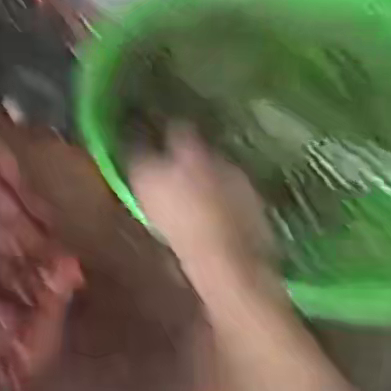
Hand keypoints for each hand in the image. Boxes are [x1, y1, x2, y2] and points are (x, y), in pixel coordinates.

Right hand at [130, 125, 274, 294]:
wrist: (228, 265)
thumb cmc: (177, 217)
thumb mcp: (142, 181)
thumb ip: (136, 154)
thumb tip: (131, 138)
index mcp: (191, 147)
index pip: (175, 125)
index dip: (161, 129)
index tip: (150, 135)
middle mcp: (221, 158)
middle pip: (199, 149)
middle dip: (184, 156)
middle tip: (166, 168)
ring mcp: (244, 186)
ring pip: (217, 174)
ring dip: (204, 180)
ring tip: (187, 196)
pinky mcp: (259, 213)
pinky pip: (232, 199)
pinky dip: (220, 204)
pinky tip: (207, 218)